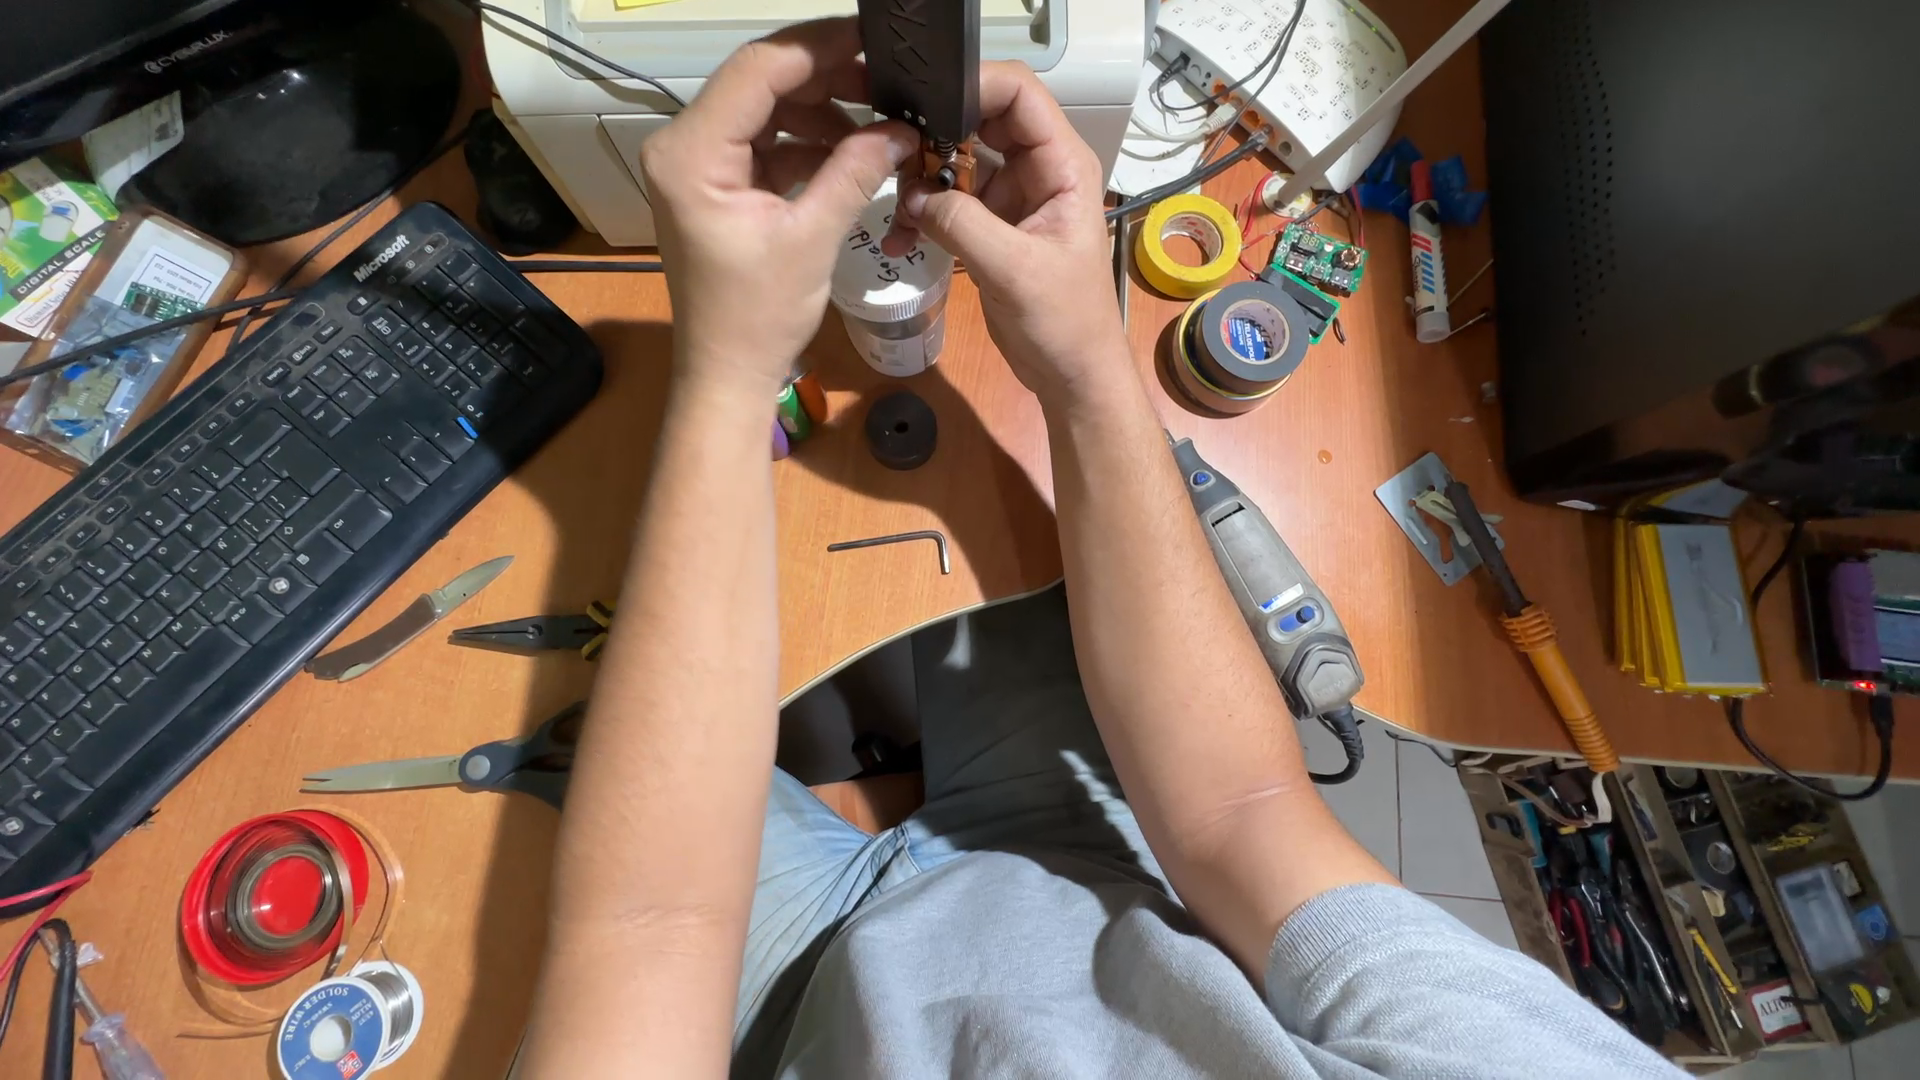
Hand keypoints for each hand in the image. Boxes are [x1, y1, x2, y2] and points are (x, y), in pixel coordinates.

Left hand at [640, 18, 916, 396]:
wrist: (729, 374)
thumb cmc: (759, 317)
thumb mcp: (811, 240)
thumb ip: (853, 174)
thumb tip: (899, 129)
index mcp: (692, 153)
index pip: (757, 71)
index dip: (818, 48)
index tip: (871, 40)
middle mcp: (685, 148)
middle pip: (759, 86)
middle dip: (824, 82)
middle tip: (884, 87)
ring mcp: (699, 170)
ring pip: (765, 116)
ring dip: (820, 118)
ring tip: (876, 127)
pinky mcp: (718, 192)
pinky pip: (766, 150)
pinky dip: (807, 151)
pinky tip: (849, 157)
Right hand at [881, 63, 1126, 406]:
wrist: (1070, 374)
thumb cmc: (1064, 321)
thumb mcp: (1016, 270)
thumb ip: (963, 225)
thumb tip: (911, 196)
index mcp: (1061, 166)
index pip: (1018, 96)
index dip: (972, 86)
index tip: (922, 102)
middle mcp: (1036, 173)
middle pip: (978, 124)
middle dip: (934, 137)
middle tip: (892, 160)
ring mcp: (1011, 202)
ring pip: (956, 167)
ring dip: (921, 186)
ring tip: (894, 215)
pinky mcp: (990, 232)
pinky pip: (949, 209)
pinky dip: (923, 220)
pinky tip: (899, 241)